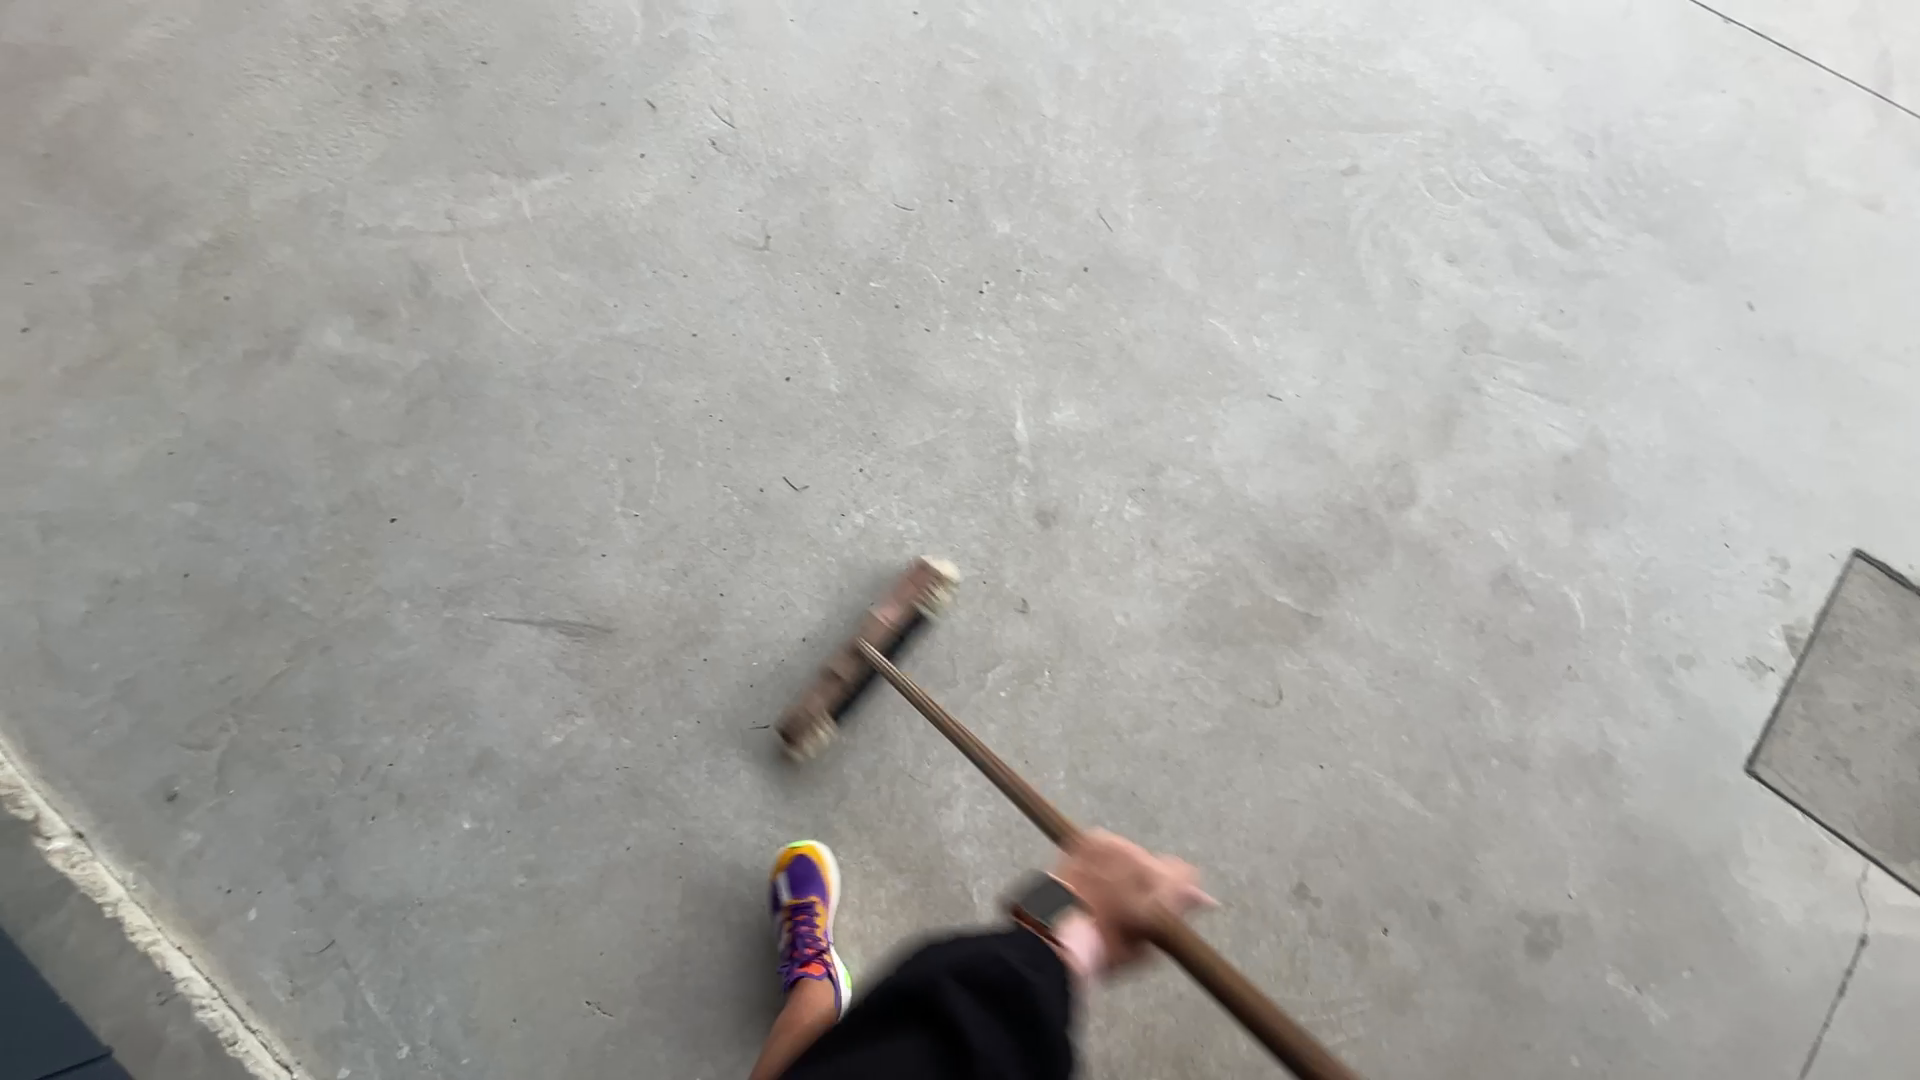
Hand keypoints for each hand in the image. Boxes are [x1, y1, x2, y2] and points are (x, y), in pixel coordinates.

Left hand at [1050, 829, 1213, 974]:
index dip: (1180, 890)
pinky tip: (1096, 879)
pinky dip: (1105, 859)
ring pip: (1131, 853)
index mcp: (1159, 885)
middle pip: (1155, 864)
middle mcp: (1139, 858)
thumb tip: (1204, 897)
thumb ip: (1180, 913)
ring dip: (1125, 869)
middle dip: (1148, 881)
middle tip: (1129, 905)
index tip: (1170, 902)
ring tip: (1108, 894)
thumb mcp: (1150, 944)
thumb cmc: (1105, 947)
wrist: (1056, 932)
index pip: (1185, 874)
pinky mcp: (1090, 838)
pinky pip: (1107, 845)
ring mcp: (1113, 844)